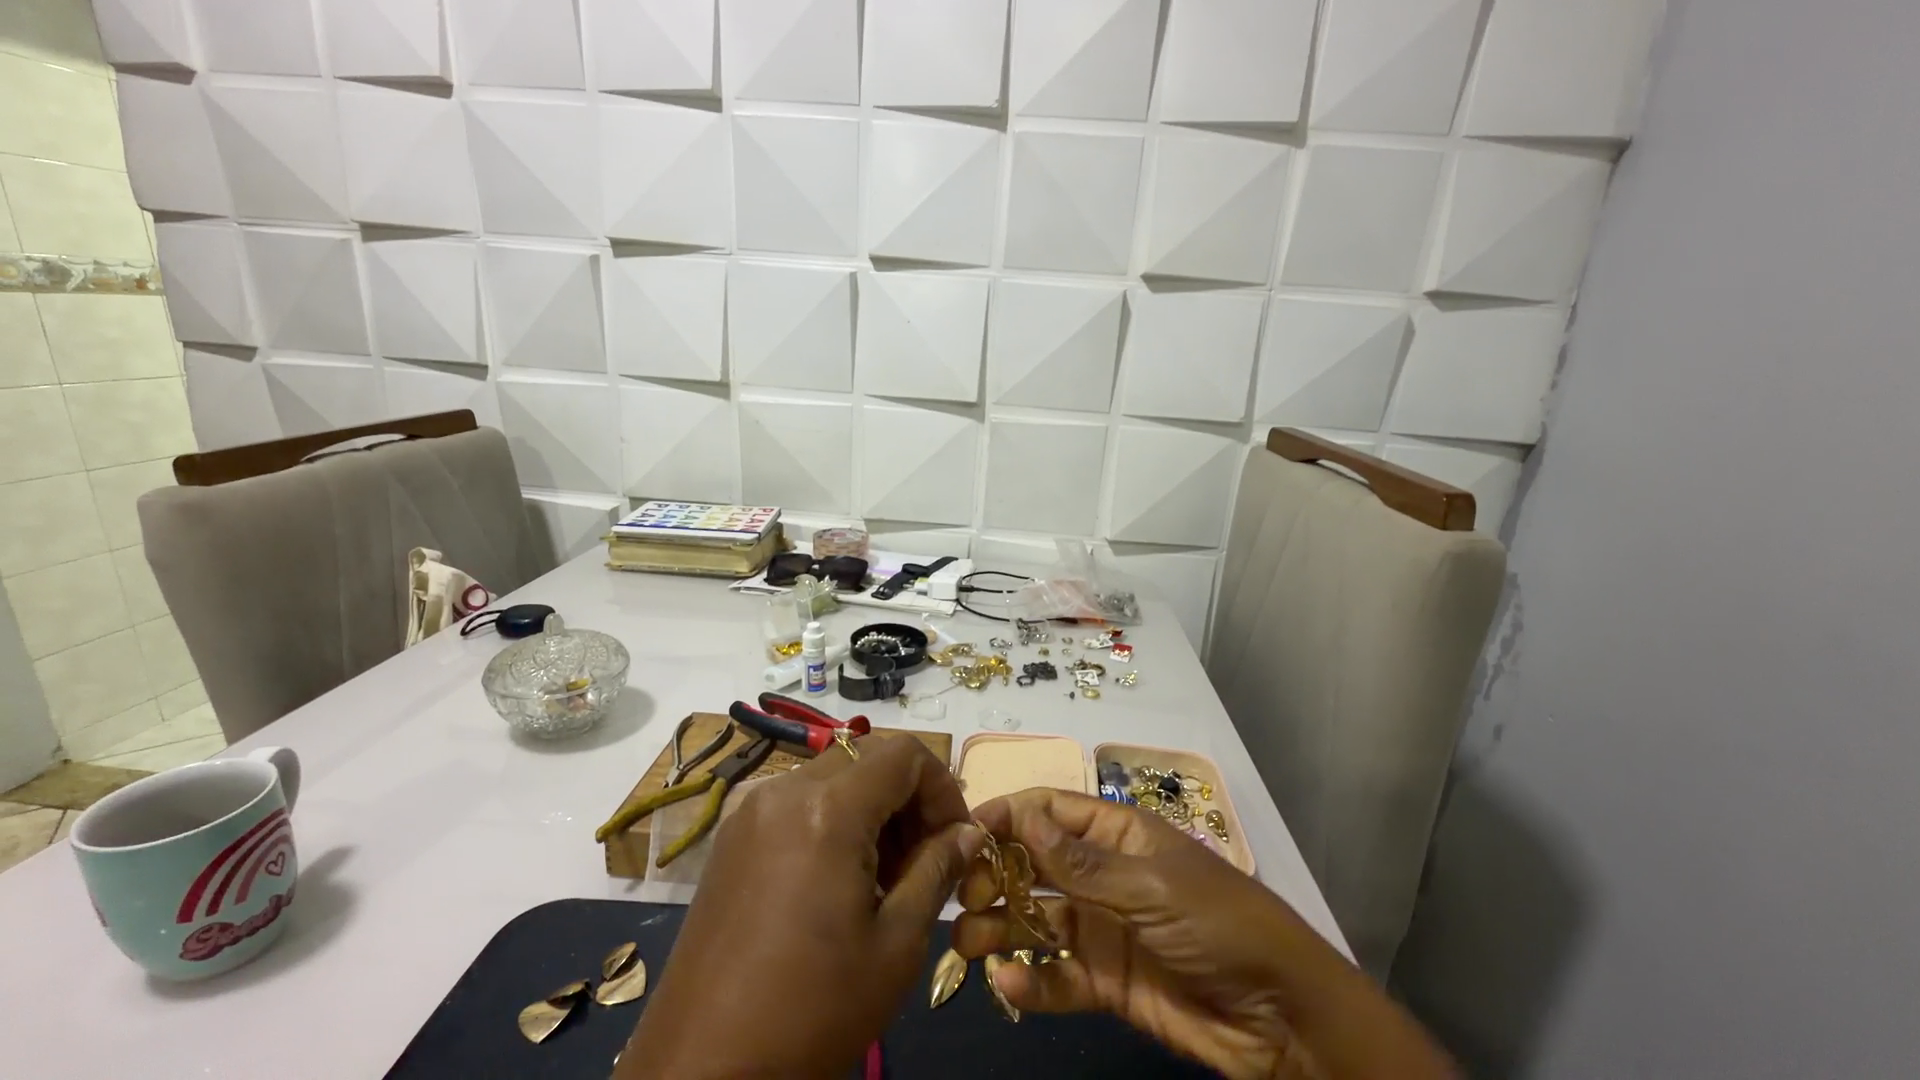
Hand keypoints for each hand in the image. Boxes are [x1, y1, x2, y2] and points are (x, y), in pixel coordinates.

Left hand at [619, 733, 980, 1079]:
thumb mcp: (896, 943)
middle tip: (926, 863)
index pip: (904, 754)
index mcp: (827, 808)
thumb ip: (937, 871)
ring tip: (886, 880)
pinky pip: (797, 806)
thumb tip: (968, 833)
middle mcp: (782, 792)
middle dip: (908, 800)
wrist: (703, 1067)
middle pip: (866, 760)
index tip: (956, 840)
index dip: (943, 788)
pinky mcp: (730, 842)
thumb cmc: (814, 1007)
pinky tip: (839, 885)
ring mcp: (748, 814)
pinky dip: (833, 824)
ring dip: (872, 812)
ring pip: (831, 780)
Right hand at [954, 789, 1457, 1079]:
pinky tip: (1007, 982)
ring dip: (999, 928)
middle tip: (961, 895)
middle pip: (1035, 867)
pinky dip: (1029, 980)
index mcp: (1122, 835)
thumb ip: (1081, 861)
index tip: (962, 832)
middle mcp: (1105, 877)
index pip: (1053, 812)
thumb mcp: (1151, 885)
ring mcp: (1104, 930)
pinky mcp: (1106, 982)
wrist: (1282, 1016)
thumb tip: (1021, 818)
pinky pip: (1057, 976)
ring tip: (966, 942)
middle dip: (995, 876)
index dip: (1009, 816)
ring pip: (1037, 922)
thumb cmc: (1220, 926)